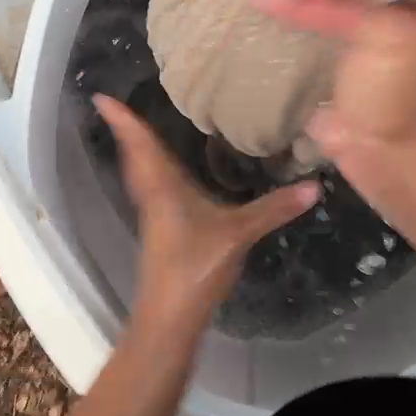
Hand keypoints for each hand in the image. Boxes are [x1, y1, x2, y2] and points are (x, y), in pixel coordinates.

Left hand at [93, 94, 318, 316]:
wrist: (169, 318)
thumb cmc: (194, 267)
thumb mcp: (238, 234)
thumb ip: (274, 209)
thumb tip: (314, 185)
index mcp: (162, 186)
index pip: (140, 144)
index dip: (122, 120)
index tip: (101, 97)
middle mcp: (152, 194)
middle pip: (135, 154)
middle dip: (127, 129)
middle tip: (118, 104)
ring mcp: (153, 213)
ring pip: (140, 171)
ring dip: (137, 149)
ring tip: (137, 127)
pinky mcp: (160, 229)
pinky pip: (150, 187)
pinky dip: (151, 169)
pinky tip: (166, 173)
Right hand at [247, 0, 415, 161]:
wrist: (387, 161)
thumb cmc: (396, 93)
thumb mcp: (379, 34)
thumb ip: (324, 6)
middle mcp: (371, 7)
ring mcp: (340, 36)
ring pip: (305, 1)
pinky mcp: (314, 62)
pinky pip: (287, 34)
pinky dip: (267, 22)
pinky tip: (238, 1)